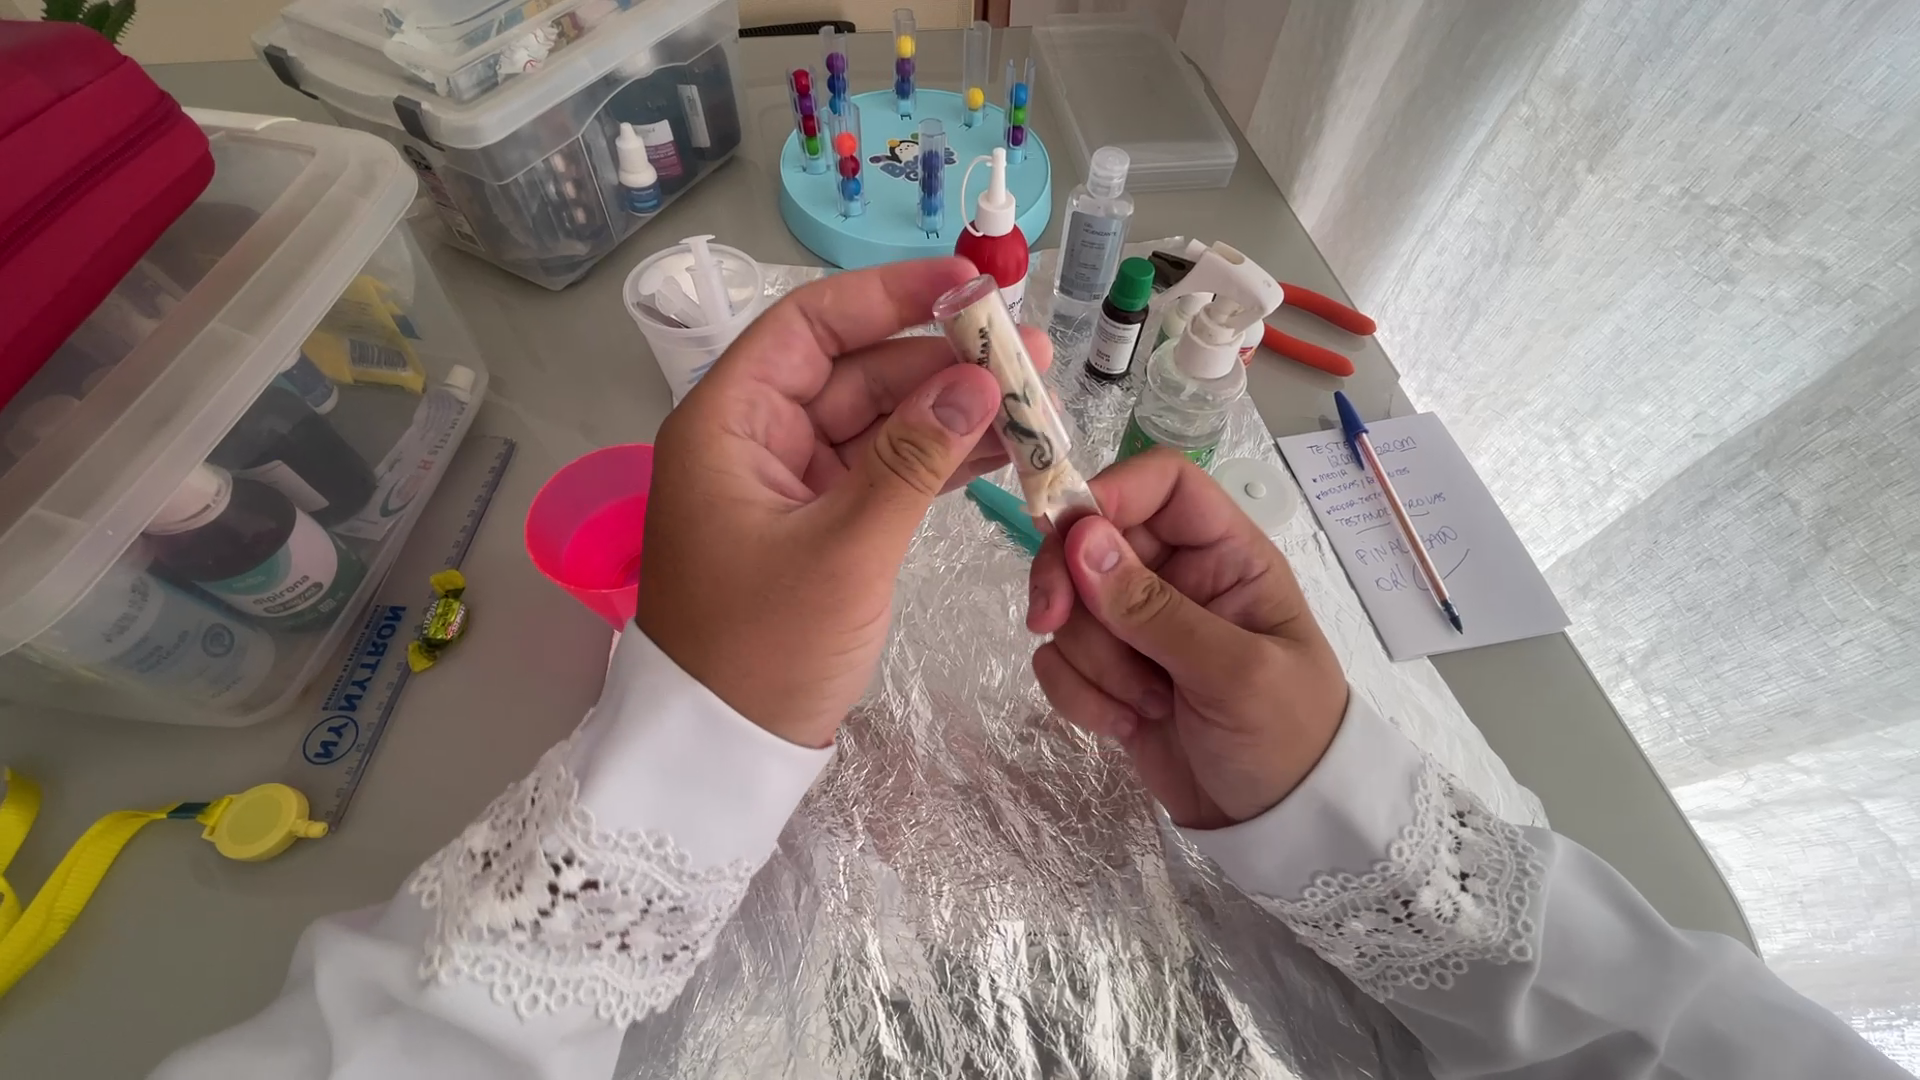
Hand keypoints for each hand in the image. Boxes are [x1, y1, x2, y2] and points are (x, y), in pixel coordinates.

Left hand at [637, 258, 1050, 749]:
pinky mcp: (826, 521)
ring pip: (881, 423)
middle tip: (1026, 356)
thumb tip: (979, 380)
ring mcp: (796, 482)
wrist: (730, 747)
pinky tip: (996, 448)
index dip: (889, 296)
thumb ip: (912, 459)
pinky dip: (936, 460)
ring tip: (1031, 400)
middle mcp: (760, 439)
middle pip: (858, 373)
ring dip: (949, 411)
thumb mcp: (844, 548)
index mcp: (731, 423)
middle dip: (941, 362)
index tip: (968, 285)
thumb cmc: (765, 647)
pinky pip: (887, 471)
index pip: (811, 326)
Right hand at [1026, 449, 1348, 829]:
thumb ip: (1154, 607)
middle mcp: (1174, 576)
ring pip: (1069, 606)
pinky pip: (1058, 658)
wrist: (1276, 826)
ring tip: (1148, 703)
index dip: (1108, 492)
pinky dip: (1078, 694)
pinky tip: (1126, 725)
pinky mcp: (1107, 670)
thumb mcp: (1233, 671)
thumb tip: (1079, 537)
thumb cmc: (1286, 737)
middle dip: (1067, 584)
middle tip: (1050, 622)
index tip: (1063, 534)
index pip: (1161, 483)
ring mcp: (1136, 625)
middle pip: (1089, 538)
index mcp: (1224, 554)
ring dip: (1092, 660)